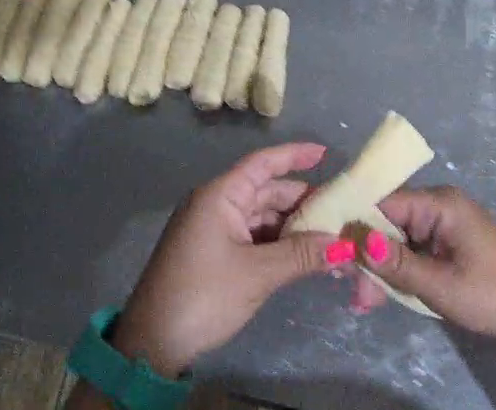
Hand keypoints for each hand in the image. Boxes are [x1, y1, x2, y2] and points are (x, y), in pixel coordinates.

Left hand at [112, 142, 354, 375]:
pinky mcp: (213, 252)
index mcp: (220, 195)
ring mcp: (213, 229)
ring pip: (262, 216)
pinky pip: (252, 236)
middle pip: (266, 191)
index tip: (325, 153)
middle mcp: (216, 204)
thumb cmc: (204, 295)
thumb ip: (301, 255)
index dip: (294, 155)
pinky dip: (278, 244)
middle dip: (303, 202)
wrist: (152, 341)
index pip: (263, 163)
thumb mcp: (257, 274)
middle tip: (342, 214)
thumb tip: (343, 245)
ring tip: (331, 240)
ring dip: (293, 227)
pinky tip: (304, 257)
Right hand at [354, 185, 495, 341]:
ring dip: (380, 263)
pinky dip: (397, 265)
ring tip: (365, 299)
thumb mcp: (441, 285)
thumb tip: (355, 241)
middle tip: (352, 290)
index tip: (332, 251)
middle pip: (387, 218)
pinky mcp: (447, 238)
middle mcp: (439, 203)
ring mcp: (444, 221)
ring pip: (396, 234)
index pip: (383, 202)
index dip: (355, 224)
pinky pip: (412, 244)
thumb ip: (397, 263)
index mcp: (439, 203)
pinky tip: (383, 290)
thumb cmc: (494, 295)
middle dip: (366, 251)